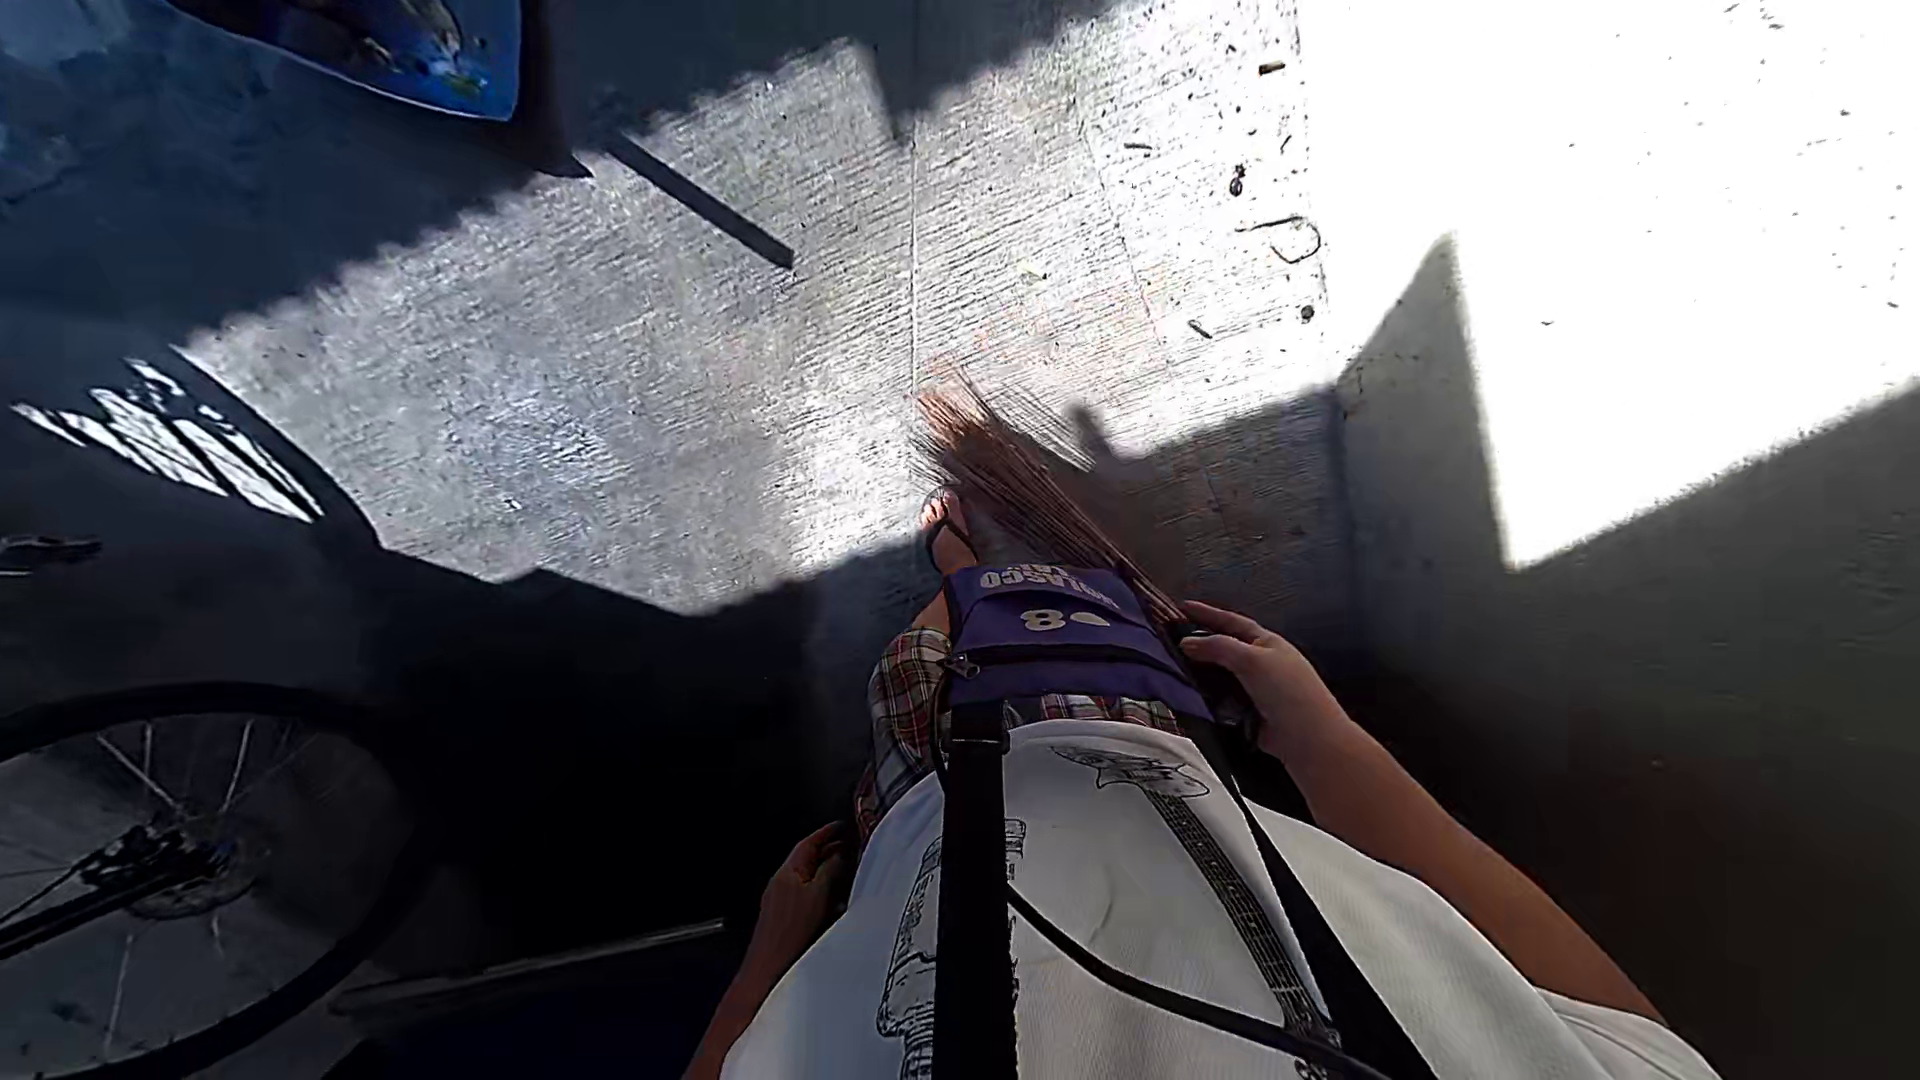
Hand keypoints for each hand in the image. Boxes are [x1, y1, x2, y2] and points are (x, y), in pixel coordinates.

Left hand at [743, 822, 851, 982]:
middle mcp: (782, 883)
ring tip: (847, 871)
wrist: (768, 973)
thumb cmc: (790, 934)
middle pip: (808, 859)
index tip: (840, 825)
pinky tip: (835, 902)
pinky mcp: (785, 918)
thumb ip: (830, 870)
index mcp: (788, 872)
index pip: (808, 843)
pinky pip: (806, 895)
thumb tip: (840, 854)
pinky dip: (822, 892)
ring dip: (827, 872)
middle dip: (829, 851)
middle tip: (849, 846)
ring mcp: (781, 901)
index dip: (826, 832)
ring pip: (808, 878)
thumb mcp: (818, 895)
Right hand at [1177, 600, 1349, 755]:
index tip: (1183, 607)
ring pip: (1219, 673)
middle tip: (1172, 638)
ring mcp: (1255, 687)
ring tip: (1176, 666)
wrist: (1310, 740)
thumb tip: (1188, 642)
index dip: (1207, 613)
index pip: (1231, 621)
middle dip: (1199, 642)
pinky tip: (1193, 694)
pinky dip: (1207, 694)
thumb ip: (1217, 647)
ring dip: (1201, 671)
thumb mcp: (1252, 659)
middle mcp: (1261, 662)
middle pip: (1223, 646)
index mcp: (1267, 643)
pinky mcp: (1248, 710)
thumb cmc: (1292, 694)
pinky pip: (1220, 697)